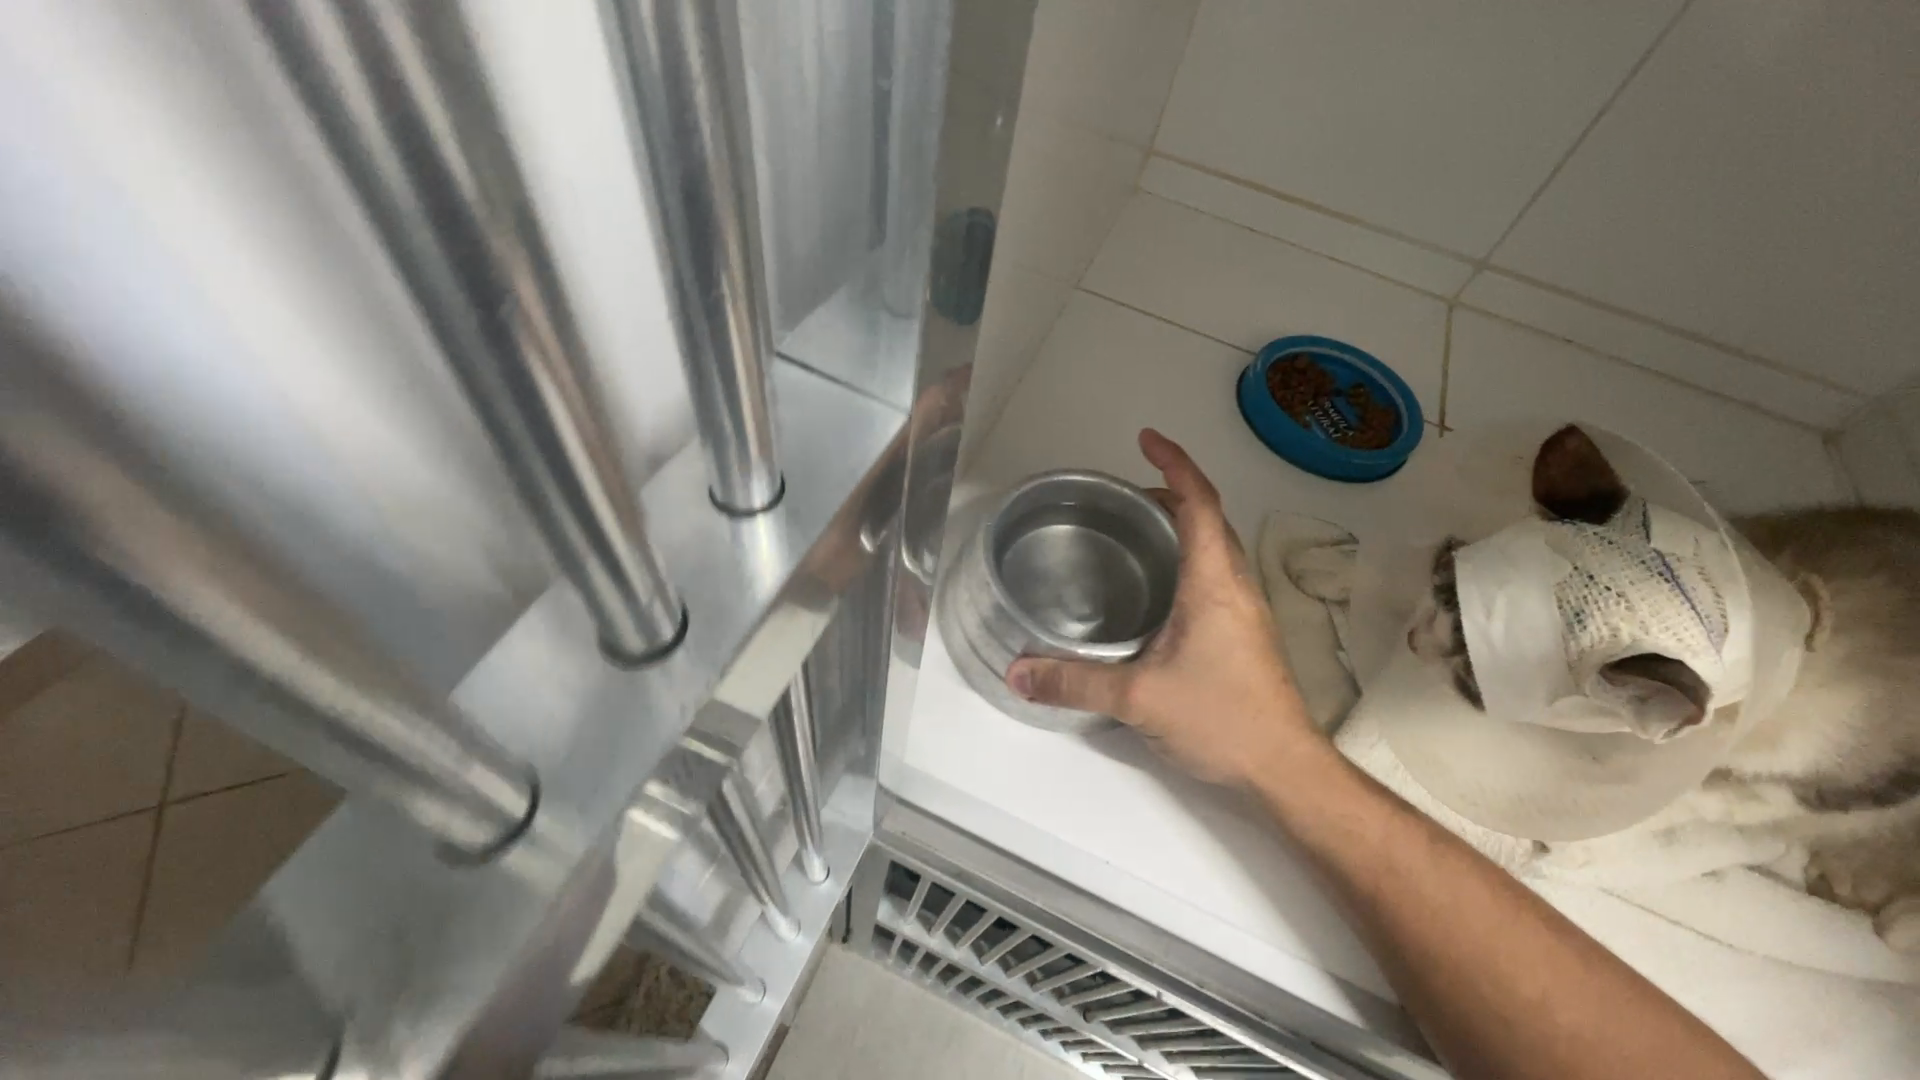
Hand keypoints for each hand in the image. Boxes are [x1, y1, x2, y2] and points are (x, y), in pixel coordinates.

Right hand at [1006, 429, 1319, 786]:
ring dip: (1182, 527)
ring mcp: (1246, 611)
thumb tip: (1017, 670)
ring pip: (1215, 549)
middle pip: (1209, 519)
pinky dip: (1187, 561)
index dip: (1175, 464)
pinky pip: (1216, 576)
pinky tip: (1157, 593)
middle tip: (1125, 496)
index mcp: (1214, 583)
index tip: (1146, 440)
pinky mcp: (1246, 635)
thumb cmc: (1221, 719)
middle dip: (1171, 493)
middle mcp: (1235, 586)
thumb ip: (1074, 682)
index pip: (1199, 503)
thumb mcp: (1138, 699)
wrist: (1284, 768)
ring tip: (1135, 533)